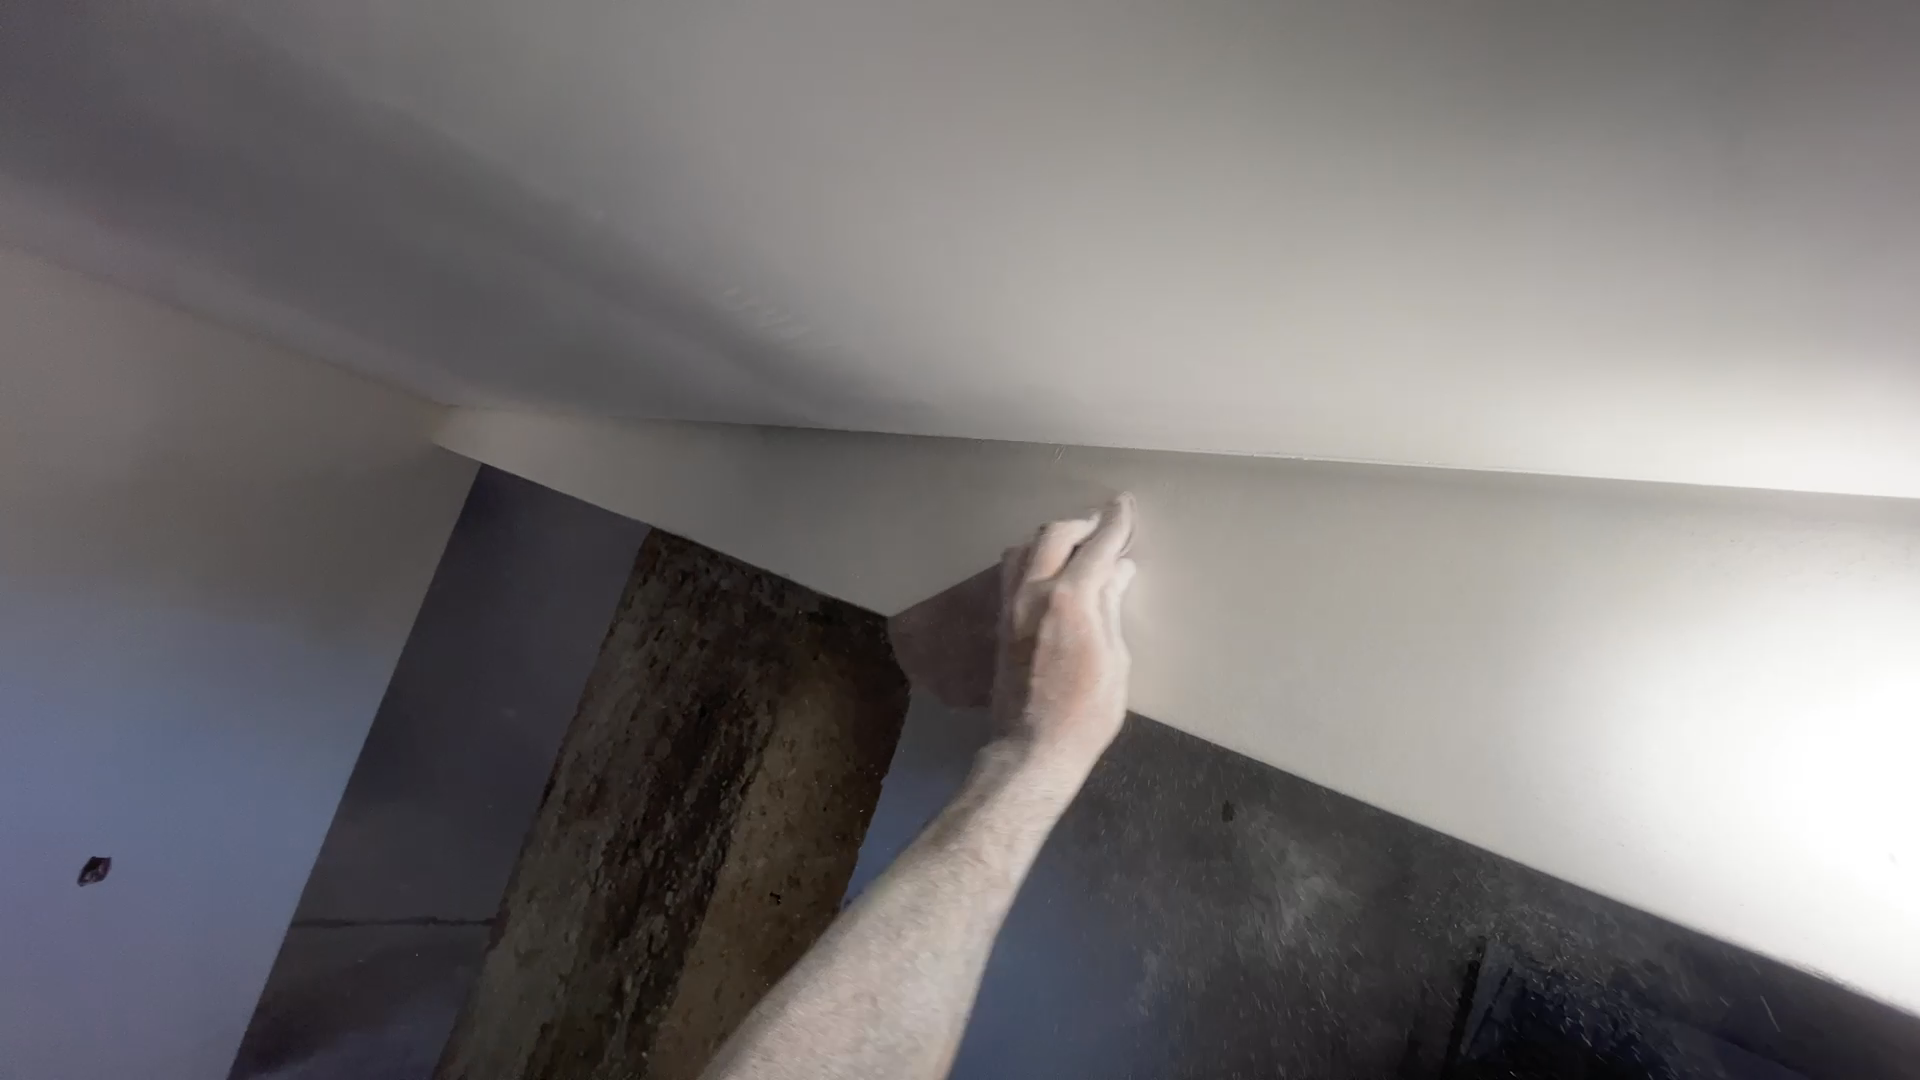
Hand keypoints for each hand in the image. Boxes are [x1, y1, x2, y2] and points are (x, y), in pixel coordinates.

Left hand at [992, 494, 1136, 763]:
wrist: (1032, 745)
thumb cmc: (1087, 712)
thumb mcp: (1115, 658)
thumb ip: (1111, 606)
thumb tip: (1119, 570)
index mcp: (1069, 599)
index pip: (1097, 547)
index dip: (1115, 523)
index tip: (1124, 506)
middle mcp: (1033, 591)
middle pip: (1055, 534)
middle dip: (1083, 522)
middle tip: (1105, 523)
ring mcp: (1010, 604)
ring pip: (1025, 547)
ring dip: (1053, 536)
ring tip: (1077, 543)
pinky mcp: (1000, 618)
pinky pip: (1012, 570)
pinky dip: (1032, 556)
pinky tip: (1049, 567)